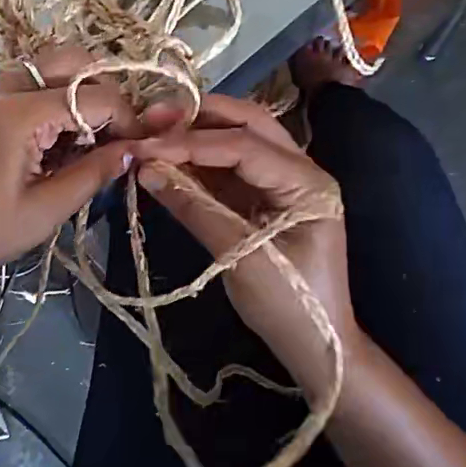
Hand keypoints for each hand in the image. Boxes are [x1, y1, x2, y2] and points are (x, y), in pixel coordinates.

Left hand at [0, 49, 143, 325]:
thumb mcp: (43, 211)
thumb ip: (93, 174)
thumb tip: (133, 151)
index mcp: (21, 111)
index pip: (96, 96)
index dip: (127, 119)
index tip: (140, 149)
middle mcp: (5, 87)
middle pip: (71, 60)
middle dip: (103, 92)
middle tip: (114, 136)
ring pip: (47, 68)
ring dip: (77, 92)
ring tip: (87, 141)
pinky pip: (27, 85)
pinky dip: (53, 100)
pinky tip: (58, 143)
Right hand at [133, 94, 356, 397]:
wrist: (319, 348)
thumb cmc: (289, 307)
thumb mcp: (240, 258)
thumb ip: (194, 208)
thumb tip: (146, 170)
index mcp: (307, 183)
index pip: (244, 146)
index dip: (193, 142)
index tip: (148, 145)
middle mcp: (301, 170)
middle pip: (249, 124)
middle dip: (200, 118)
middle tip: (152, 119)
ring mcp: (284, 181)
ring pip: (240, 139)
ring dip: (198, 134)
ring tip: (154, 132)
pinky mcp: (266, 196)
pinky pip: (231, 167)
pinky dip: (201, 161)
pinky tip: (170, 159)